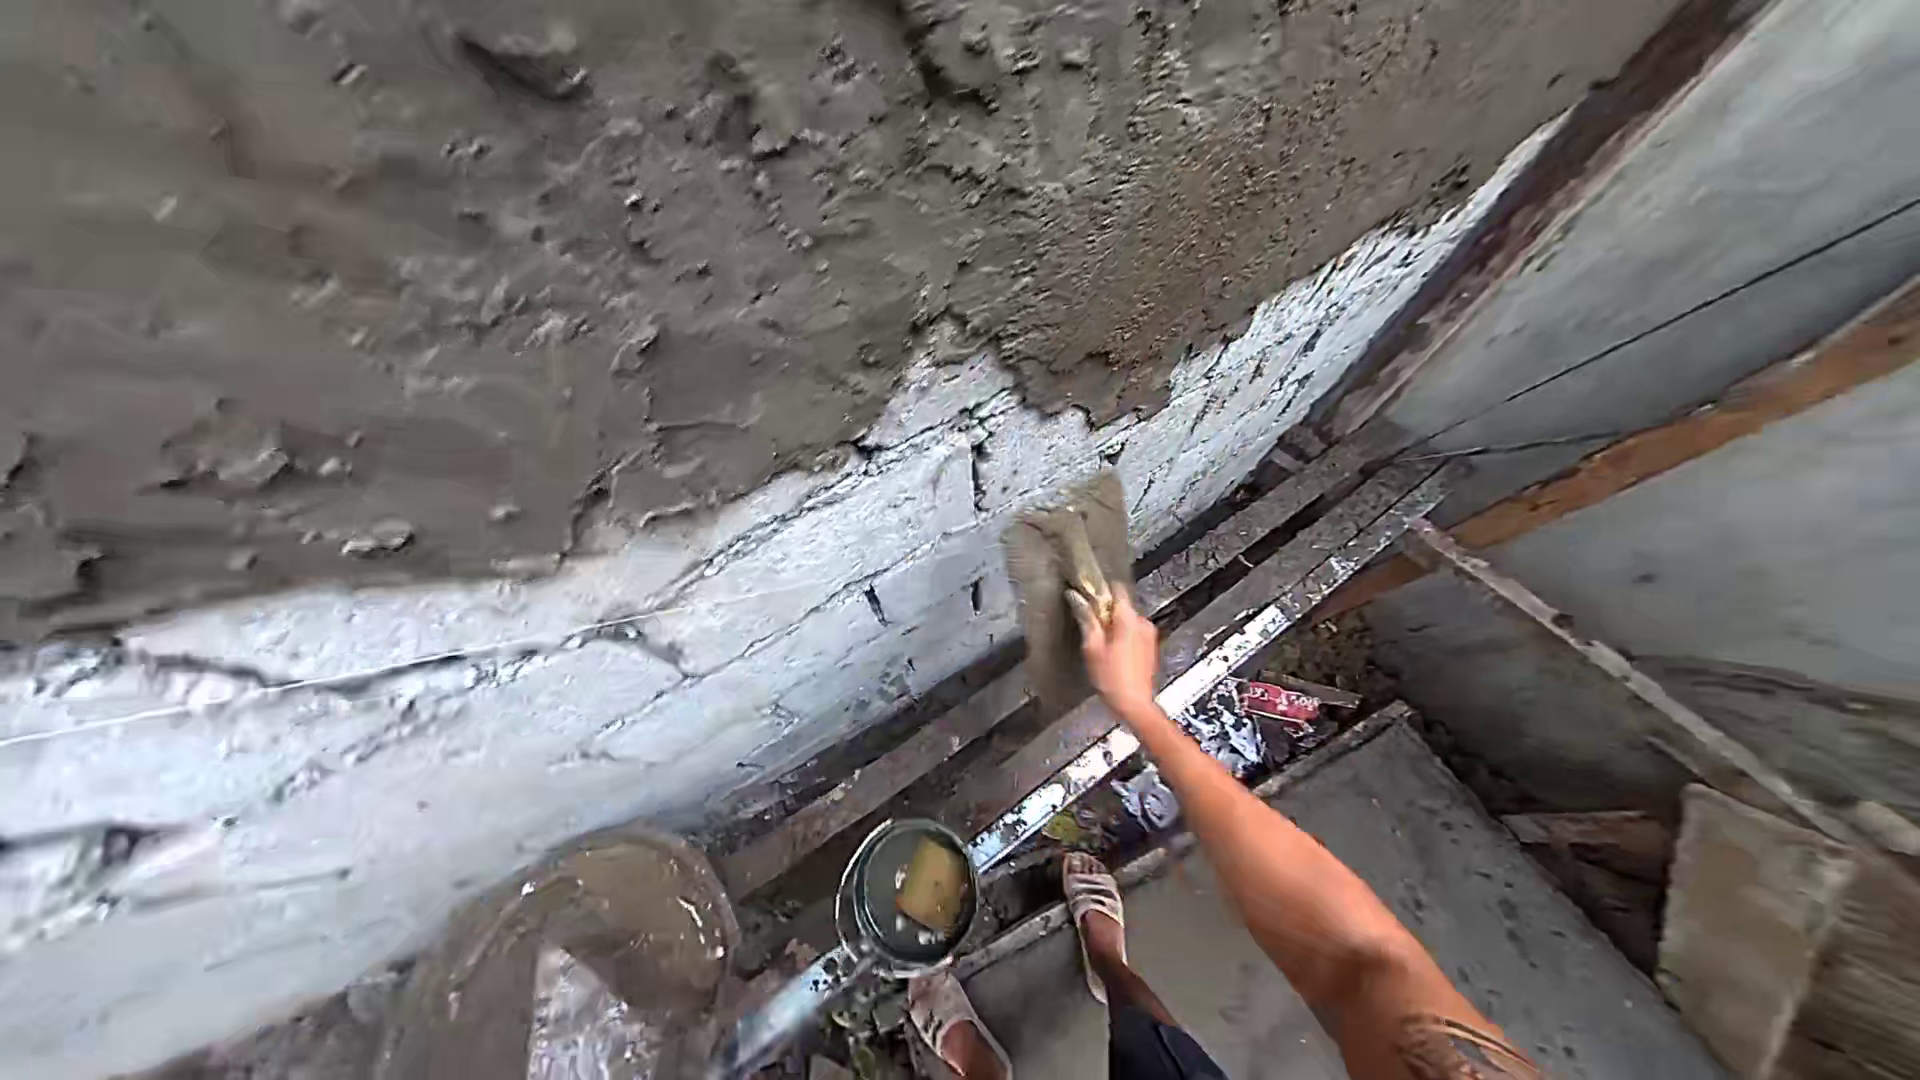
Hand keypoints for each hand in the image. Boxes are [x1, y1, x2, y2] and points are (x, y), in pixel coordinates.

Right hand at [1068, 588, 1159, 715]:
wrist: (1134, 705)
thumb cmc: (1113, 680)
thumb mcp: (1092, 648)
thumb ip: (1087, 619)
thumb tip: (1077, 599)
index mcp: (1129, 620)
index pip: (1117, 590)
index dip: (1100, 592)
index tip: (1088, 598)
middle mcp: (1143, 623)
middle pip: (1121, 606)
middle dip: (1105, 614)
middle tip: (1091, 631)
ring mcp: (1149, 635)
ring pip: (1126, 620)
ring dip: (1113, 627)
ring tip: (1101, 647)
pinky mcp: (1150, 646)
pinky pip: (1133, 632)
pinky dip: (1122, 637)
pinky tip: (1113, 654)